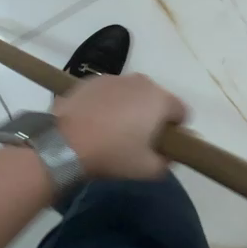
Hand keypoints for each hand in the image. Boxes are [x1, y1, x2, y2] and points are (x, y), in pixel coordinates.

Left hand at [53, 74, 186, 179]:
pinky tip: (96, 122)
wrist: (64, 142)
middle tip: (139, 140)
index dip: (176, 130)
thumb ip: (167, 162)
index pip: (182, 112)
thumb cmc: (112, 153)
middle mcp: (140, 81)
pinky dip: (108, 103)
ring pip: (132, 94)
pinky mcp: (91, 80)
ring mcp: (114, 77)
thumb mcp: (147, 169)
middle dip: (152, 116)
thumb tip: (168, 155)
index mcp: (160, 99)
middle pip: (157, 99)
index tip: (162, 145)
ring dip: (130, 108)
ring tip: (114, 130)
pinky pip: (110, 92)